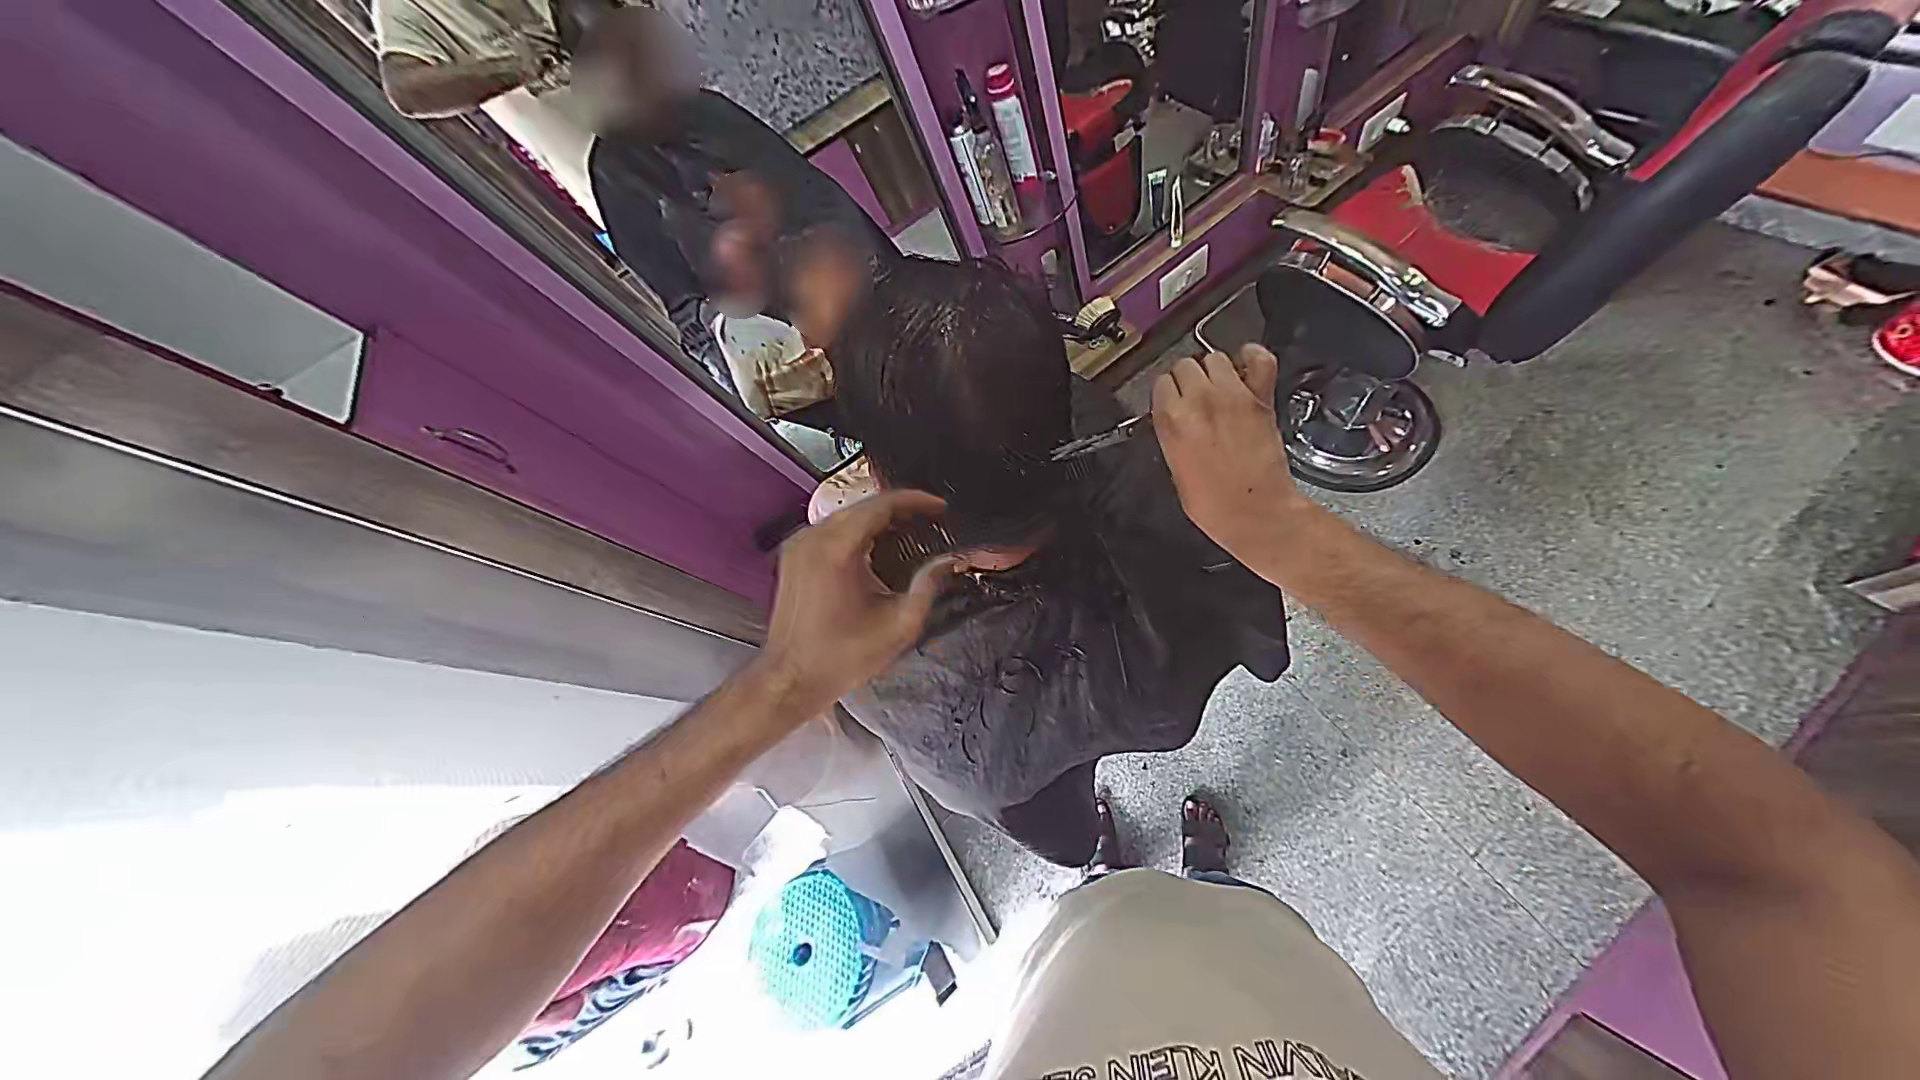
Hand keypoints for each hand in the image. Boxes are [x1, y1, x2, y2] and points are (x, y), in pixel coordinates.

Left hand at [755, 490, 959, 712]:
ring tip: (910, 527)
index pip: (881, 504)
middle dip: (900, 507)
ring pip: (846, 515)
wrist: (791, 678)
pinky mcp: (793, 557)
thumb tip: (947, 562)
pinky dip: (857, 530)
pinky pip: (831, 530)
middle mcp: (813, 540)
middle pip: (863, 505)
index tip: (938, 506)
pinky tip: (878, 545)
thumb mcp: (898, 626)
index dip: (915, 500)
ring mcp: (799, 546)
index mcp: (836, 550)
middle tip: (929, 516)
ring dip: (878, 518)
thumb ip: (928, 587)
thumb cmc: (838, 657)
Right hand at [1151, 344, 1305, 557]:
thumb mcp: (1174, 470)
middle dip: (1187, 379)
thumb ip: (1172, 435)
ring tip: (1217, 386)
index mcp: (1171, 421)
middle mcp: (1199, 402)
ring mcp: (1232, 396)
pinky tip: (1246, 364)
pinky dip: (1252, 357)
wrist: (1255, 512)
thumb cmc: (1215, 503)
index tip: (1172, 401)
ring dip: (1213, 370)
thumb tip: (1175, 419)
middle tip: (1193, 397)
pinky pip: (1258, 359)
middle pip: (1185, 366)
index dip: (1167, 393)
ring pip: (1215, 358)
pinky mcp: (1260, 399)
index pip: (1161, 384)